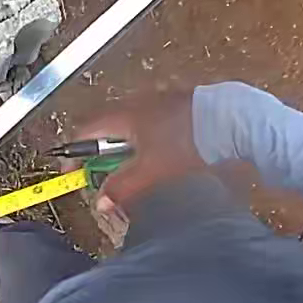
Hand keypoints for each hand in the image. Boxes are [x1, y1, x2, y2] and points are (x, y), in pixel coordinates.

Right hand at [70, 90, 203, 215]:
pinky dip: (145, 142)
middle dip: (102, 155)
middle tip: (106, 177)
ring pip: (129, 127)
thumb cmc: (185, 143)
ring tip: (136, 171)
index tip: (74, 174)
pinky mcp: (177, 104)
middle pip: (106, 129)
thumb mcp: (150, 171)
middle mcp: (136, 102)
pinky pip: (150, 124)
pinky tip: (161, 157)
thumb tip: (100, 202)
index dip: (74, 154)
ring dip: (125, 150)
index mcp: (122, 115)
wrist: (229, 120)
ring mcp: (158, 100)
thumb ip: (122, 186)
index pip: (84, 131)